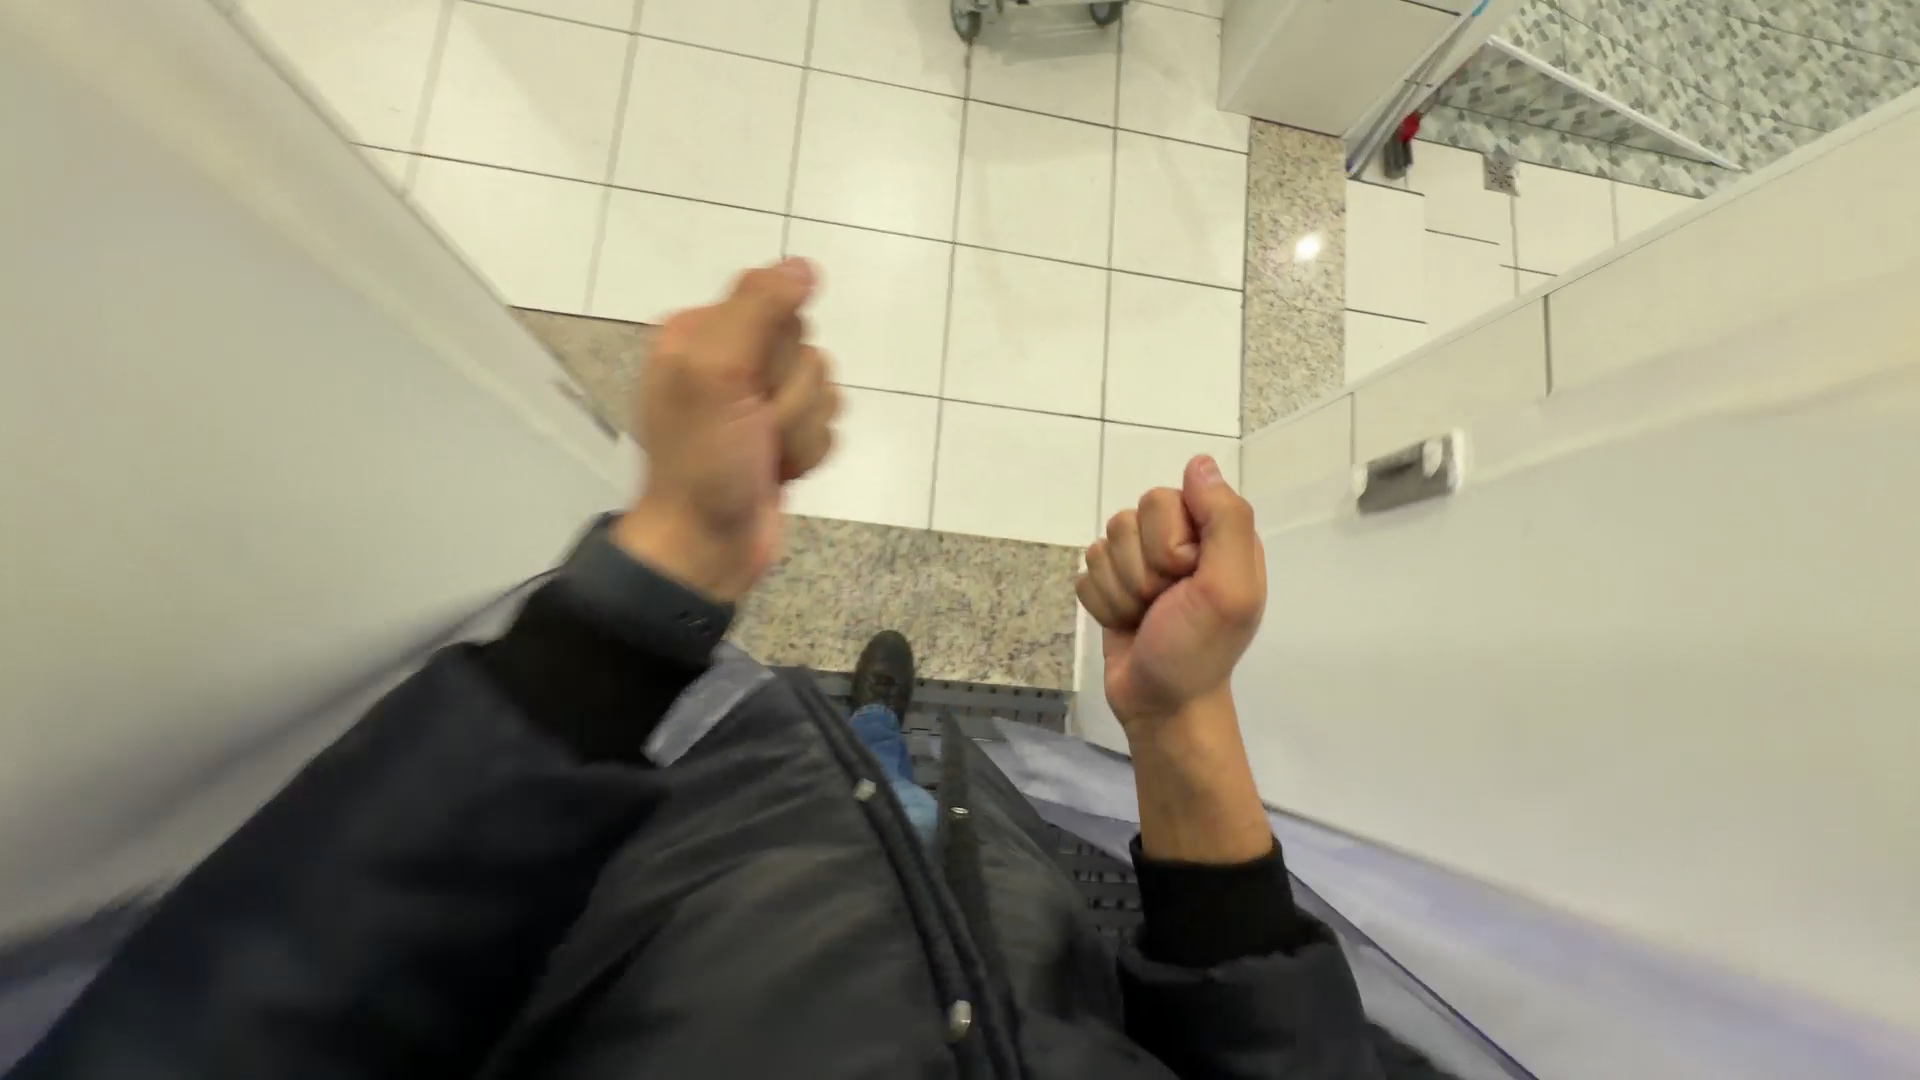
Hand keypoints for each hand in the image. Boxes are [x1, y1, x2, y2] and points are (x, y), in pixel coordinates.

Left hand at [612, 258, 840, 601]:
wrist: (708, 546)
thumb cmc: (704, 461)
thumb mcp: (714, 373)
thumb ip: (757, 308)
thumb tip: (805, 265)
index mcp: (702, 332)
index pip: (779, 306)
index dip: (774, 353)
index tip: (746, 387)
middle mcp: (732, 360)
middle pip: (807, 350)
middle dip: (789, 399)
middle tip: (753, 428)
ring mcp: (761, 402)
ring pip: (825, 390)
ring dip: (800, 431)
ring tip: (765, 456)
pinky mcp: (785, 437)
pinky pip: (829, 426)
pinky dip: (808, 453)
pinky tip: (779, 471)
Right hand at [1076, 455, 1265, 737]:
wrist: (1160, 704)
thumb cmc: (1199, 649)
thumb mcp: (1230, 588)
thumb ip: (1224, 520)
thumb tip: (1199, 462)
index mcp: (1214, 534)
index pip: (1166, 498)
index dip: (1167, 540)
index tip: (1186, 575)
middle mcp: (1177, 540)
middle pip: (1127, 519)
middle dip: (1139, 569)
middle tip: (1164, 601)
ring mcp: (1140, 562)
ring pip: (1102, 544)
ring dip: (1120, 590)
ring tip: (1145, 616)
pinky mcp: (1110, 584)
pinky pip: (1085, 572)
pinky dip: (1101, 603)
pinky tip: (1125, 622)